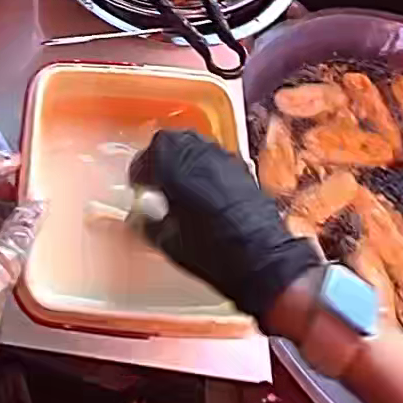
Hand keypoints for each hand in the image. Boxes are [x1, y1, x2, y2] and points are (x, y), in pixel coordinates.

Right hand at [129, 129, 320, 321]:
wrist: (264, 262)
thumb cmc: (211, 252)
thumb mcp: (169, 242)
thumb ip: (149, 223)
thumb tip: (139, 218)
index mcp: (175, 166)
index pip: (148, 154)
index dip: (139, 170)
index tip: (138, 185)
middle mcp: (199, 154)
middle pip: (172, 141)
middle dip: (160, 157)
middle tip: (155, 178)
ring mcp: (223, 158)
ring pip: (195, 145)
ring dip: (182, 159)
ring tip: (179, 183)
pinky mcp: (242, 168)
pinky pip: (214, 158)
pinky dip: (203, 167)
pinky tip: (204, 190)